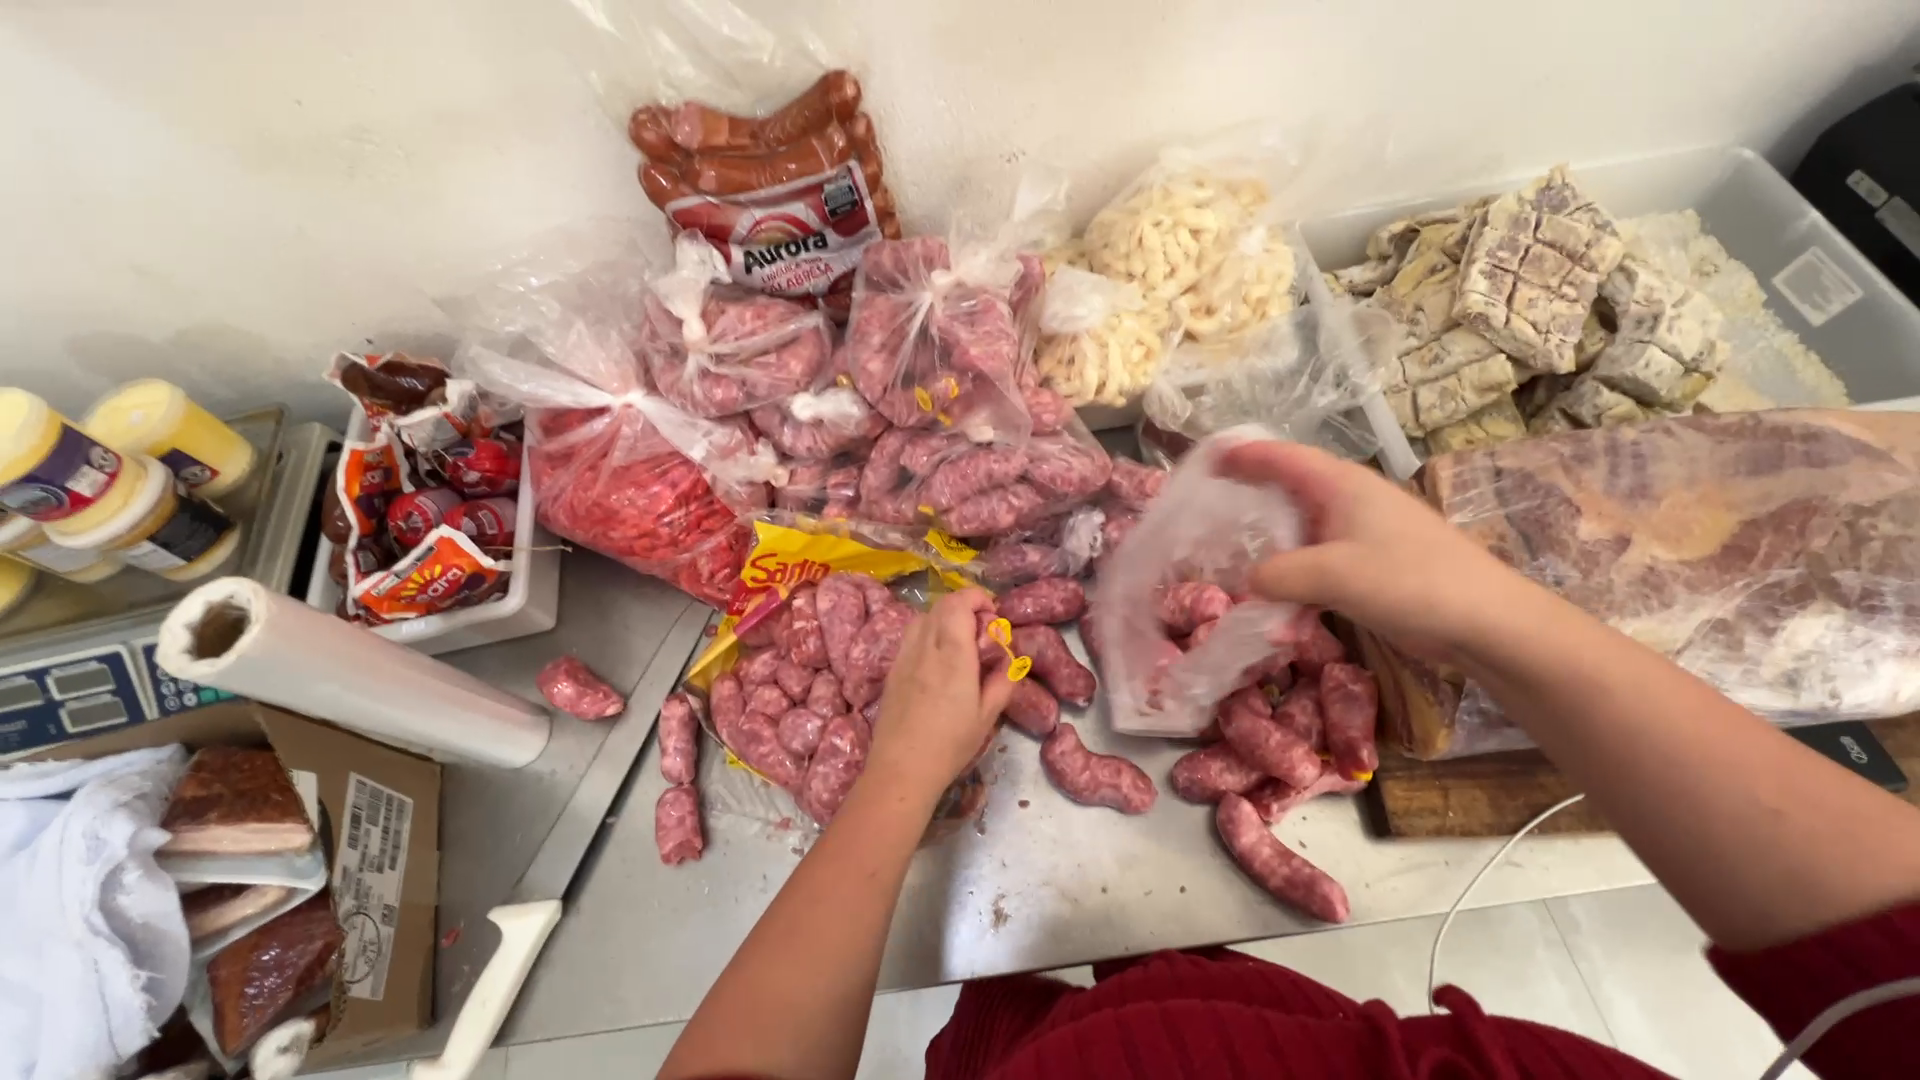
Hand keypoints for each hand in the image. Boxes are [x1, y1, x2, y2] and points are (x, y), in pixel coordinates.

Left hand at [866, 589, 1014, 800]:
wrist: (901, 768)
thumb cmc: (950, 744)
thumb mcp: (988, 715)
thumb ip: (1003, 679)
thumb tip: (1010, 657)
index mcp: (953, 655)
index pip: (959, 603)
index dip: (977, 598)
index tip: (993, 616)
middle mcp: (925, 647)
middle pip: (941, 605)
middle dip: (965, 607)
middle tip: (982, 632)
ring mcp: (904, 656)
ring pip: (923, 616)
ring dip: (945, 618)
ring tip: (960, 643)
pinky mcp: (892, 669)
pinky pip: (911, 635)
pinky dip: (928, 632)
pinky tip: (937, 659)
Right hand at [1217, 440, 1541, 664]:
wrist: (1483, 620)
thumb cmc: (1410, 580)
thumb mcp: (1332, 575)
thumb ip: (1278, 574)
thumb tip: (1248, 580)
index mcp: (1341, 485)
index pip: (1283, 456)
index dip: (1244, 454)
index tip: (1207, 459)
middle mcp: (1348, 501)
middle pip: (1287, 488)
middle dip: (1248, 494)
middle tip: (1206, 506)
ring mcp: (1360, 533)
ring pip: (1300, 526)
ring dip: (1267, 537)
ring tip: (1227, 549)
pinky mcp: (1367, 565)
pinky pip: (1314, 558)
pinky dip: (1289, 569)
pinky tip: (1272, 593)